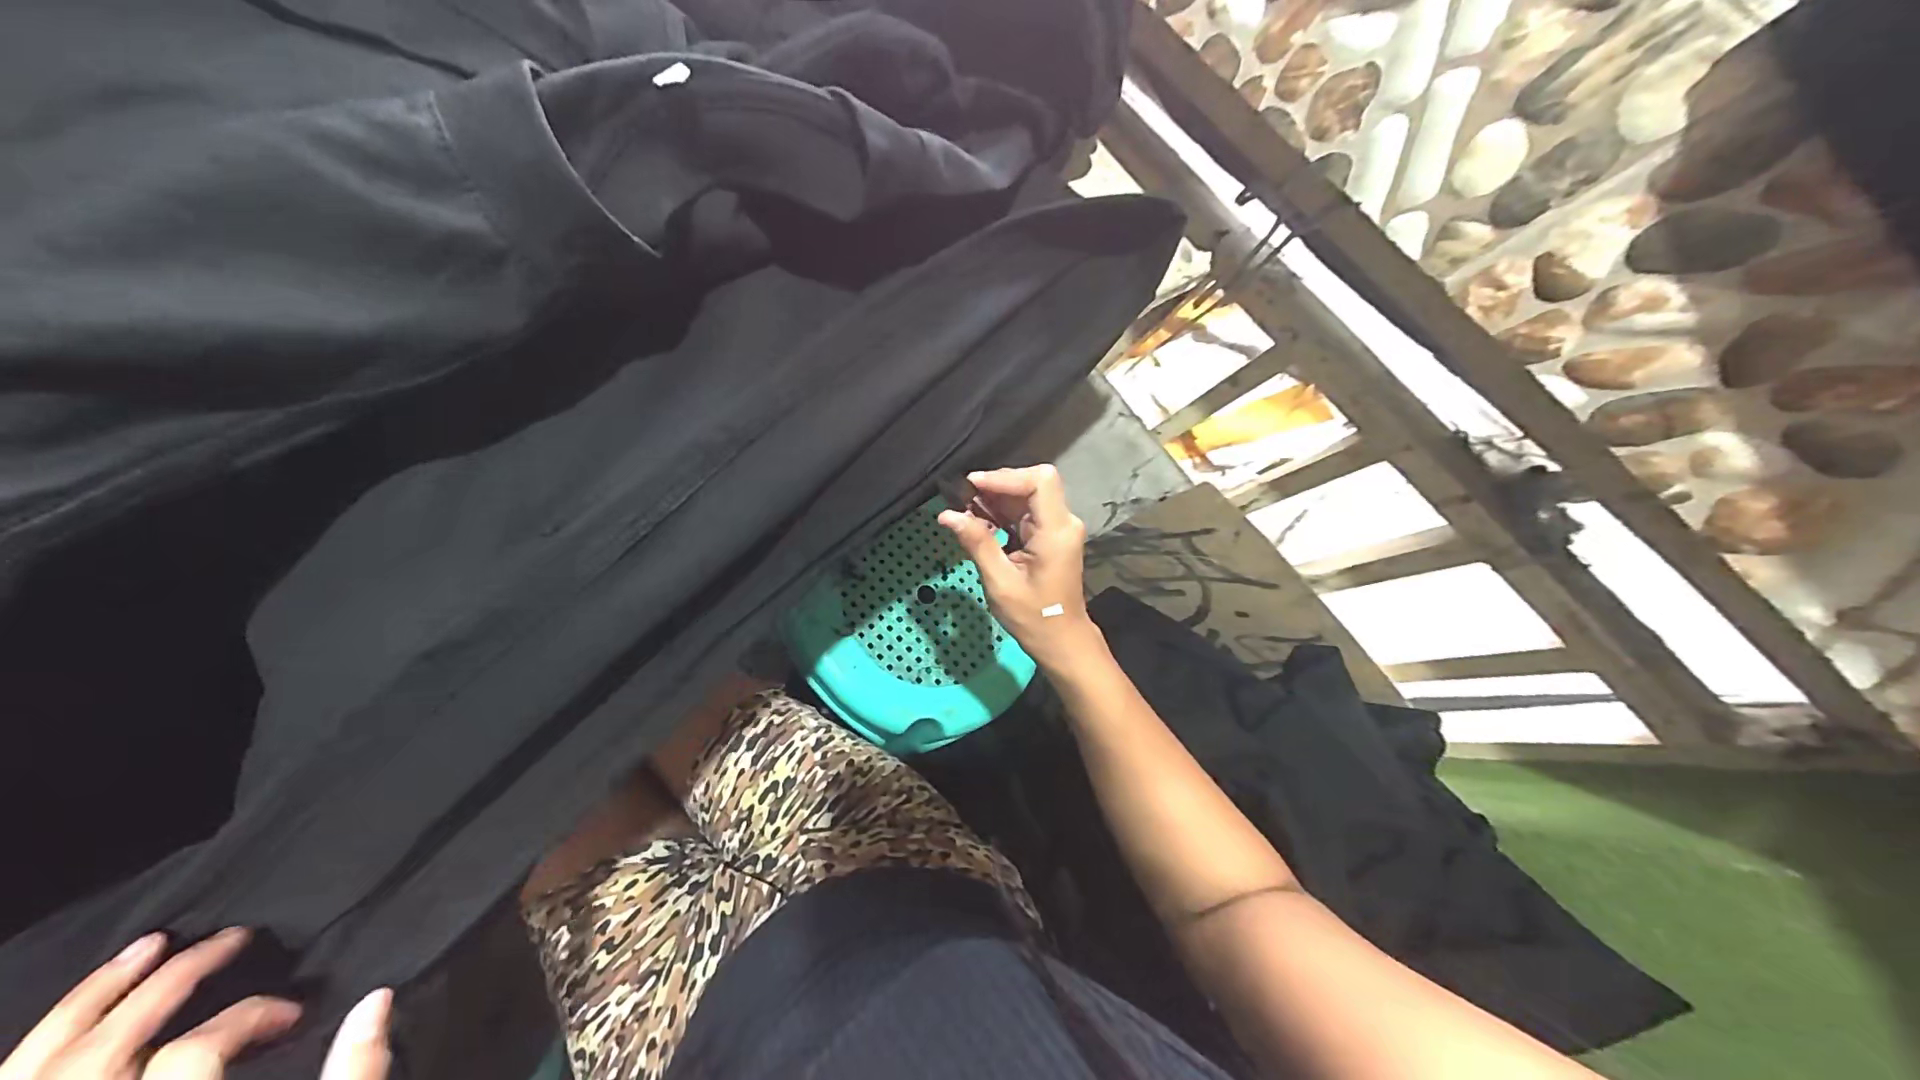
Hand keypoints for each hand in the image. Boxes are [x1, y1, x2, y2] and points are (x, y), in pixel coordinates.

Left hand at [0, 928, 390, 1079]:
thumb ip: (352, 1078)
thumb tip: (376, 1001)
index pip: (195, 1055)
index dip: (254, 1017)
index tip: (294, 1014)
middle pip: (111, 1050)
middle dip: (180, 977)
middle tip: (235, 938)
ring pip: (40, 1070)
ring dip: (94, 998)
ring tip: (154, 945)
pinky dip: (44, 1041)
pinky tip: (81, 1010)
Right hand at [938, 464, 1104, 671]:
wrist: (1061, 640)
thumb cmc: (1033, 617)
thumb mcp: (1000, 582)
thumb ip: (977, 543)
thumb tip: (948, 515)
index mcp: (1056, 531)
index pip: (1039, 481)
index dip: (1005, 477)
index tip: (972, 486)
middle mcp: (1063, 523)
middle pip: (1032, 483)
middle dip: (996, 486)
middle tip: (963, 499)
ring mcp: (1058, 528)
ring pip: (1027, 496)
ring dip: (996, 499)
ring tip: (966, 510)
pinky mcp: (1050, 536)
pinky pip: (1026, 512)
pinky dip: (1002, 513)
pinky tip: (980, 523)